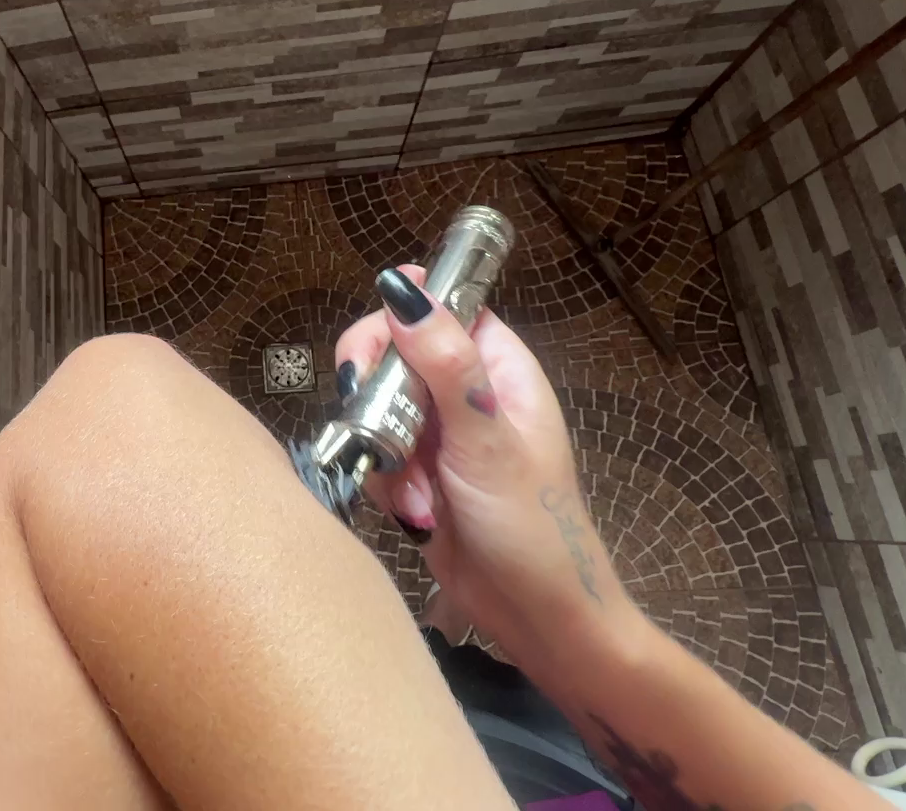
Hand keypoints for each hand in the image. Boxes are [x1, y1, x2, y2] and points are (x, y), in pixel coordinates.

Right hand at [335, 266, 638, 660]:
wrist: (533, 617)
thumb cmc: (531, 525)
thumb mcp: (487, 440)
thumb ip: (445, 364)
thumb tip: (401, 287)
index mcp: (496, 366)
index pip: (440, 306)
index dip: (402, 314)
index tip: (371, 352)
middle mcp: (463, 388)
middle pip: (392, 354)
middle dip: (376, 397)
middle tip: (374, 427)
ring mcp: (435, 430)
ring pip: (373, 406)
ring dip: (384, 453)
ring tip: (417, 496)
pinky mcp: (414, 468)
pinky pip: (374, 451)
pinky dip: (385, 483)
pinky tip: (414, 515)